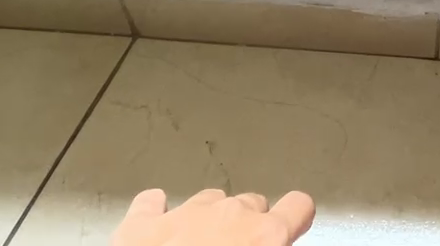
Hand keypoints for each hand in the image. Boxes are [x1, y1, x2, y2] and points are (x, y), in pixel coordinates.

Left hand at [111, 188, 315, 245]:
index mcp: (265, 238)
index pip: (299, 206)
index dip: (293, 222)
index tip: (286, 236)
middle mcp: (232, 215)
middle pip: (252, 204)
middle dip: (245, 230)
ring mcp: (185, 214)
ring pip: (209, 201)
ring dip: (207, 224)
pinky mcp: (140, 224)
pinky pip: (152, 203)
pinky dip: (156, 216)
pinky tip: (154, 237)